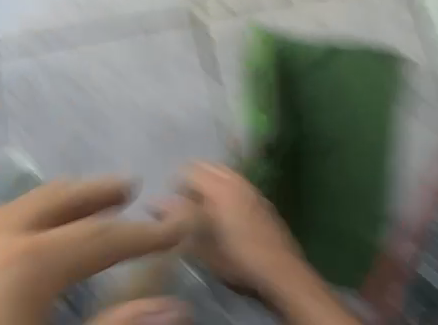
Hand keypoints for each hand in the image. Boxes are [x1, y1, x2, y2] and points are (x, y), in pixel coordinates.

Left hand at [0, 177, 188, 324]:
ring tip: (77, 212)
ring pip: (15, 207)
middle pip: (56, 199)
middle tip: (128, 186)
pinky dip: (16, 223)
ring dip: (54, 206)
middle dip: (96, 192)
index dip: (143, 234)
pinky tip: (14, 245)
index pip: (101, 238)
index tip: (177, 225)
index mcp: (27, 262)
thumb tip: (170, 305)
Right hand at [169, 162, 306, 296]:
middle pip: (208, 165)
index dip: (177, 183)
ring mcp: (252, 189)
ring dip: (210, 181)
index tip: (172, 201)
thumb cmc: (238, 260)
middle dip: (193, 178)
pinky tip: (226, 211)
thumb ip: (179, 219)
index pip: (190, 170)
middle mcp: (235, 182)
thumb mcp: (203, 245)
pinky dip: (226, 187)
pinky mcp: (263, 200)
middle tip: (186, 201)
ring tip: (204, 204)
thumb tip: (155, 203)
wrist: (282, 273)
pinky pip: (238, 182)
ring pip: (225, 172)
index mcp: (219, 188)